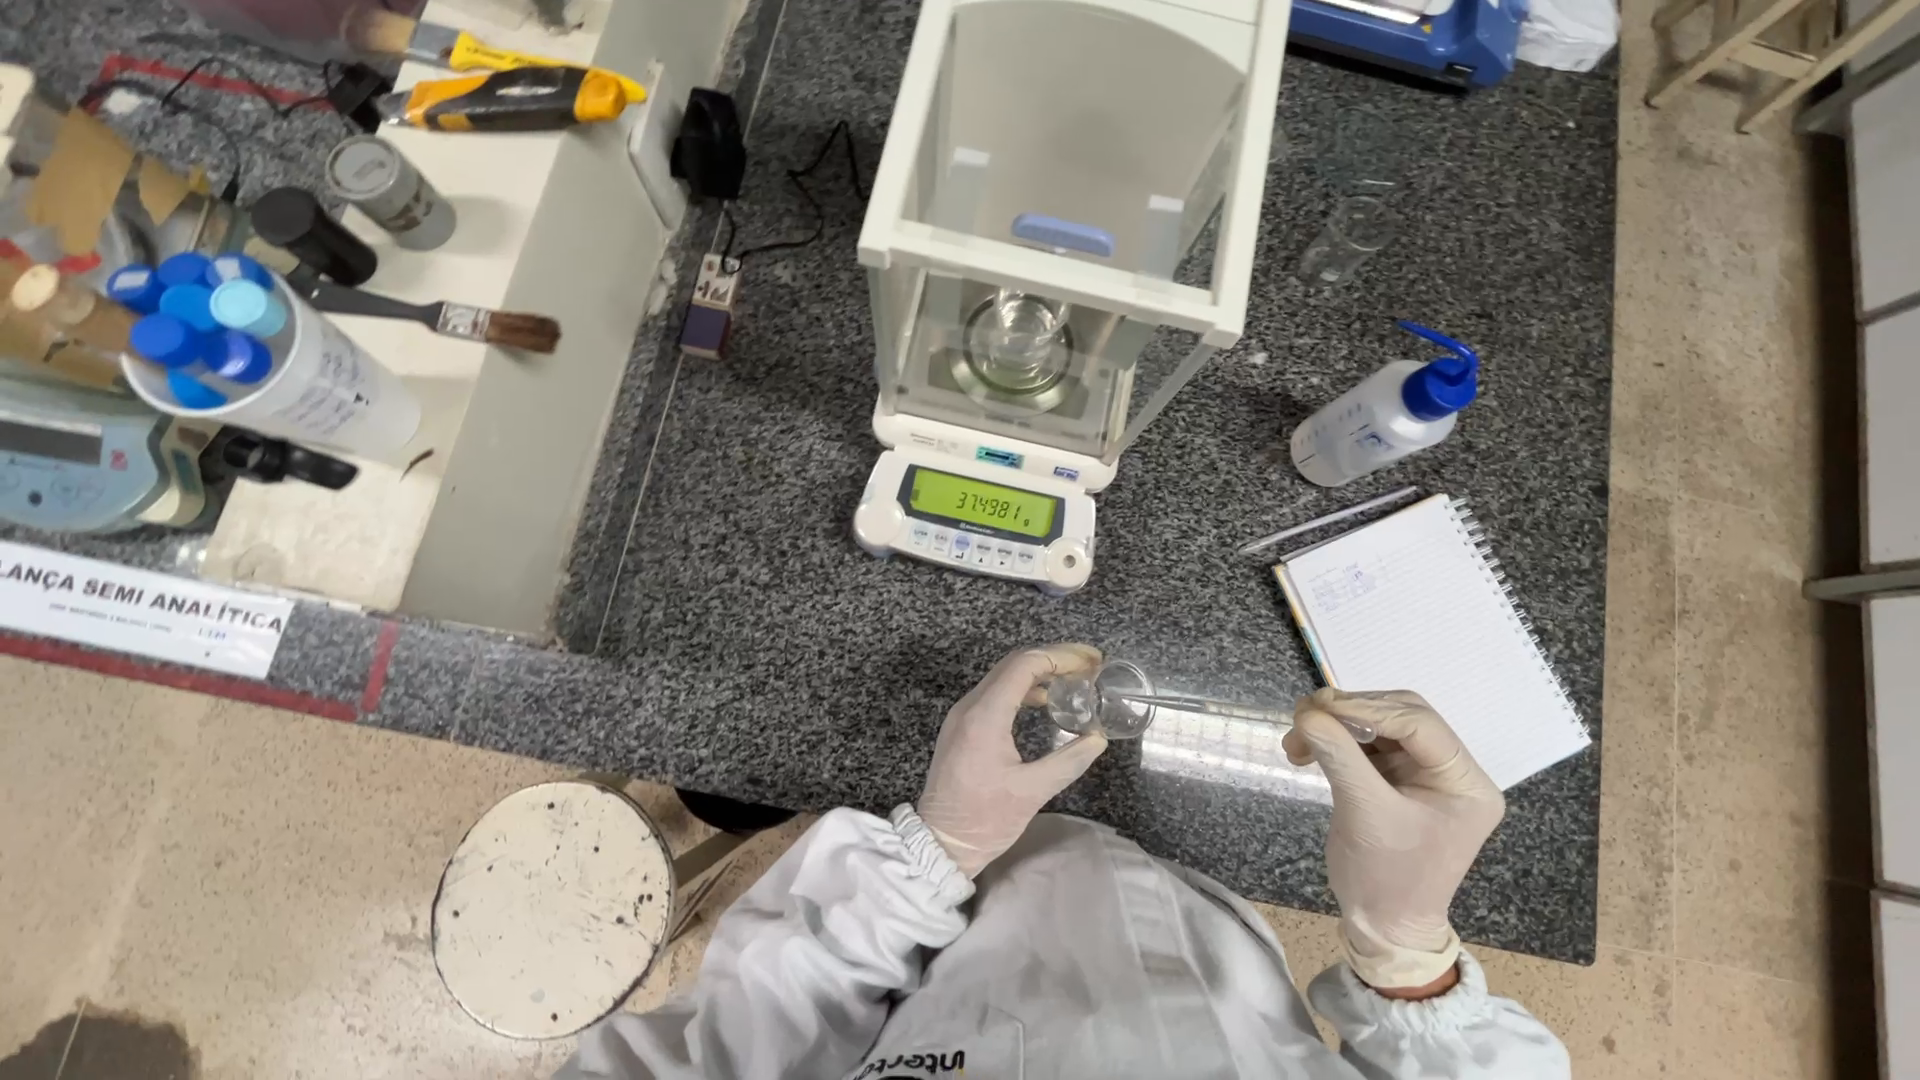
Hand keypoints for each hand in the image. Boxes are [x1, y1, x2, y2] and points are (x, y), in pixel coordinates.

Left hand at [917, 645, 1109, 876]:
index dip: (1061, 657)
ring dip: (1038, 671)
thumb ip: (1069, 761)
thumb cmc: (984, 820)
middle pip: (1013, 663)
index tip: (1090, 662)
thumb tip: (1098, 739)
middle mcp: (969, 706)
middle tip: (1088, 665)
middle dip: (1053, 659)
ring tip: (1073, 680)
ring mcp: (962, 715)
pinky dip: (1022, 688)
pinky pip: (994, 692)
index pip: (1024, 666)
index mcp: (985, 716)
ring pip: (1003, 675)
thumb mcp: (1032, 793)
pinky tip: (1044, 701)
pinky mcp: (962, 726)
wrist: (941, 844)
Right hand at [1282, 688, 1504, 990]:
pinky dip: (1333, 741)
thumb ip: (1339, 756)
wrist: (1380, 926)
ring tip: (1296, 739)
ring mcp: (1421, 774)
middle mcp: (1449, 772)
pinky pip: (1363, 745)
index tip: (1317, 706)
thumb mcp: (1365, 813)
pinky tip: (1304, 751)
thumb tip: (1307, 712)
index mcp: (1465, 782)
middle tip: (1303, 716)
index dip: (1367, 708)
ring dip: (1334, 726)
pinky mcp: (1393, 780)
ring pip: (1377, 725)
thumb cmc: (1386, 877)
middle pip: (1399, 716)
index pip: (1419, 724)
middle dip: (1348, 713)